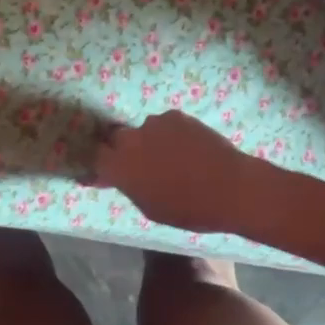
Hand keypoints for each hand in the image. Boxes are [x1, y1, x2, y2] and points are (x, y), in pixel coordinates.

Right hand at [90, 111, 272, 232]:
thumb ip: (130, 186)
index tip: (106, 169)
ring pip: (144, 131)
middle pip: (116, 138)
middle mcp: (130, 140)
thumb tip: (121, 176)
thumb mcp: (150, 208)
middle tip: (141, 164)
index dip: (100, 162)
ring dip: (150, 141)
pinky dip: (171, 134)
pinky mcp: (176, 115)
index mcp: (119, 167)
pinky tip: (189, 149)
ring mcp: (154, 124)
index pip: (94, 156)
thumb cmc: (189, 209)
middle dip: (123, 149)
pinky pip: (165, 125)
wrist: (231, 187)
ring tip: (173, 157)